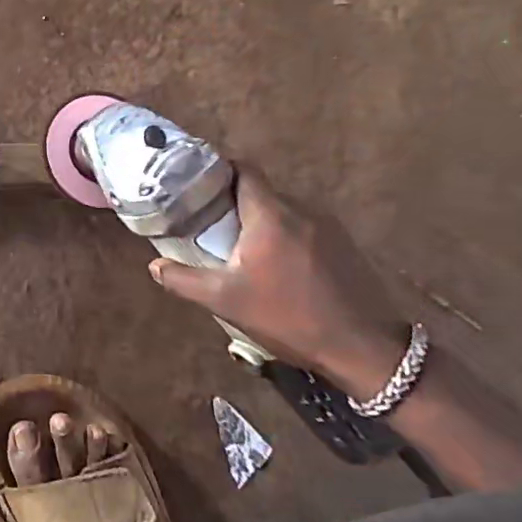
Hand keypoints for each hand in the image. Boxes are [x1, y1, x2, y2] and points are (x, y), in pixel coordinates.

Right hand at [147, 166, 407, 393]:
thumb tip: (154, 266)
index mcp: (271, 215)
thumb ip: (184, 280)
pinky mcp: (346, 247)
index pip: (245, 170)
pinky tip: (279, 267)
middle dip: (235, 202)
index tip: (199, 185)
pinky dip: (286, 236)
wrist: (367, 351)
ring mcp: (330, 227)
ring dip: (261, 221)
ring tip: (243, 248)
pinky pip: (305, 227)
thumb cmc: (290, 318)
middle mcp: (302, 211)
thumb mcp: (226, 301)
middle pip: (262, 191)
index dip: (220, 170)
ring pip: (284, 210)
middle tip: (211, 224)